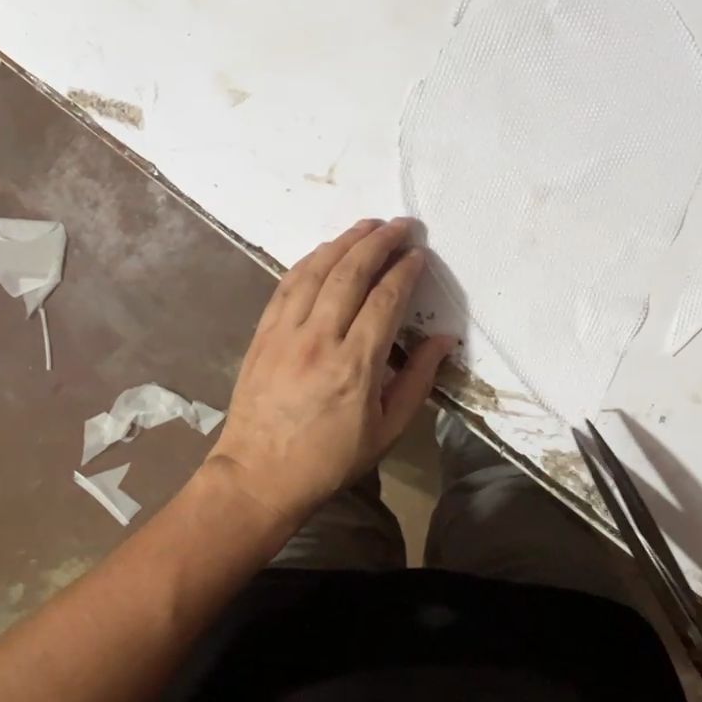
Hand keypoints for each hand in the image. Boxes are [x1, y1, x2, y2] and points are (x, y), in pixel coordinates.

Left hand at [211, 218, 456, 527]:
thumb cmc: (330, 459)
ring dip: (345, 241)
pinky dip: (309, 261)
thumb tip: (443, 339)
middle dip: (379, 242)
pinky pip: (287, 284)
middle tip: (401, 225)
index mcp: (355, 365)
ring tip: (368, 225)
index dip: (405, 271)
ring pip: (316, 270)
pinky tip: (325, 250)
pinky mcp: (263, 334)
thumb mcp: (387, 430)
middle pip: (351, 273)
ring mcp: (285, 333)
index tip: (420, 255)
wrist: (258, 477)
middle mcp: (319, 339)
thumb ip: (418, 380)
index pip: (385, 300)